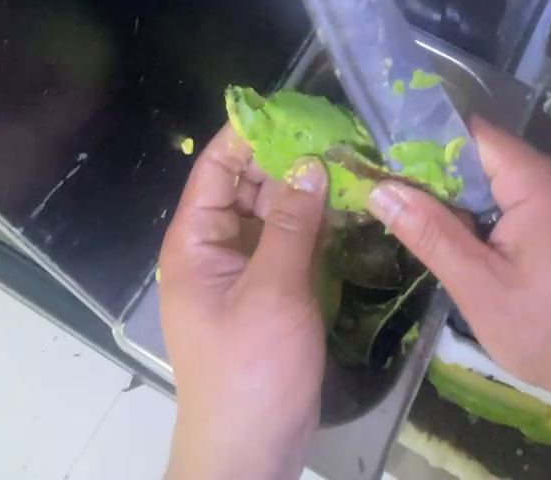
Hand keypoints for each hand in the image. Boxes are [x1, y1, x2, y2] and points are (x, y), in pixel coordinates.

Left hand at [160, 126, 329, 479]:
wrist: (252, 451)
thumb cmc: (250, 369)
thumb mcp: (273, 290)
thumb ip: (292, 223)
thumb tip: (311, 162)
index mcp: (197, 240)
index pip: (218, 166)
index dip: (250, 132)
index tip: (294, 105)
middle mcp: (217, 244)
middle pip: (250, 183)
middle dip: (290, 157)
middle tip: (340, 131)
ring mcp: (245, 266)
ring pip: (275, 208)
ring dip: (309, 187)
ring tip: (353, 158)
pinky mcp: (271, 287)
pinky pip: (291, 239)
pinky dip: (316, 221)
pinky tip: (351, 203)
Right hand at [365, 118, 550, 404]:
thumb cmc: (547, 331)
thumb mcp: (478, 286)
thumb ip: (429, 232)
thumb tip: (379, 190)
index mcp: (537, 180)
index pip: (472, 134)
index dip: (428, 142)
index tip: (387, 160)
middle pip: (484, 152)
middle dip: (439, 173)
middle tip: (393, 195)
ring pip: (497, 174)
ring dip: (461, 194)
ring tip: (417, 216)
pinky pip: (516, 193)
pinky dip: (485, 208)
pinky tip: (462, 236)